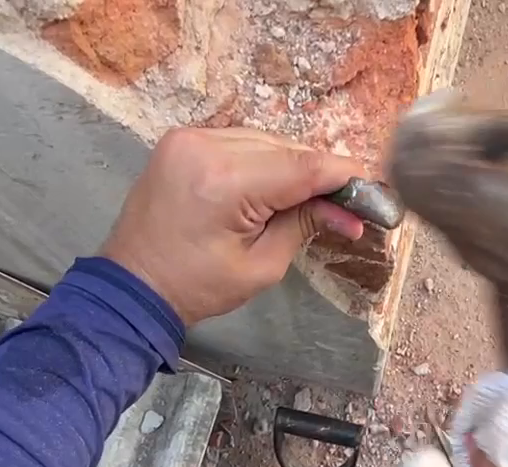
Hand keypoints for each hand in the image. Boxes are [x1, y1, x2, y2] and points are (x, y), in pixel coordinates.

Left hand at [100, 127, 366, 325]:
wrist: (135, 285)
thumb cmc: (197, 288)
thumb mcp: (261, 267)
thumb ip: (302, 227)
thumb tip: (343, 211)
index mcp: (224, 182)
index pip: (300, 167)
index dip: (341, 175)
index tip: (372, 187)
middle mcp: (205, 146)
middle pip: (285, 148)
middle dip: (319, 175)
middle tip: (347, 207)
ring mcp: (189, 138)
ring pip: (264, 141)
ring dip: (293, 167)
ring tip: (315, 201)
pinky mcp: (182, 141)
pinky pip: (239, 142)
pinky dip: (264, 161)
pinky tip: (278, 187)